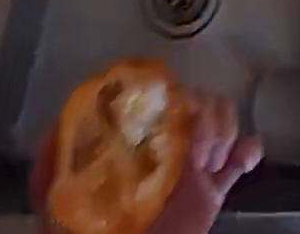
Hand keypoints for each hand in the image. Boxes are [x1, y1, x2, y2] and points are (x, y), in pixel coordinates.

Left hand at [30, 90, 262, 233]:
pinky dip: (248, 149)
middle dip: (206, 115)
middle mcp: (165, 142)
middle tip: (197, 152)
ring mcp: (190, 164)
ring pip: (221, 120)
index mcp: (135, 139)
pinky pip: (238, 161)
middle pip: (198, 99)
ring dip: (225, 129)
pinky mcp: (211, 191)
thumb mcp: (61, 205)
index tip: (176, 115)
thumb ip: (51, 169)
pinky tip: (248, 155)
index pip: (163, 94)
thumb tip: (51, 126)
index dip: (177, 95)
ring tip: (212, 161)